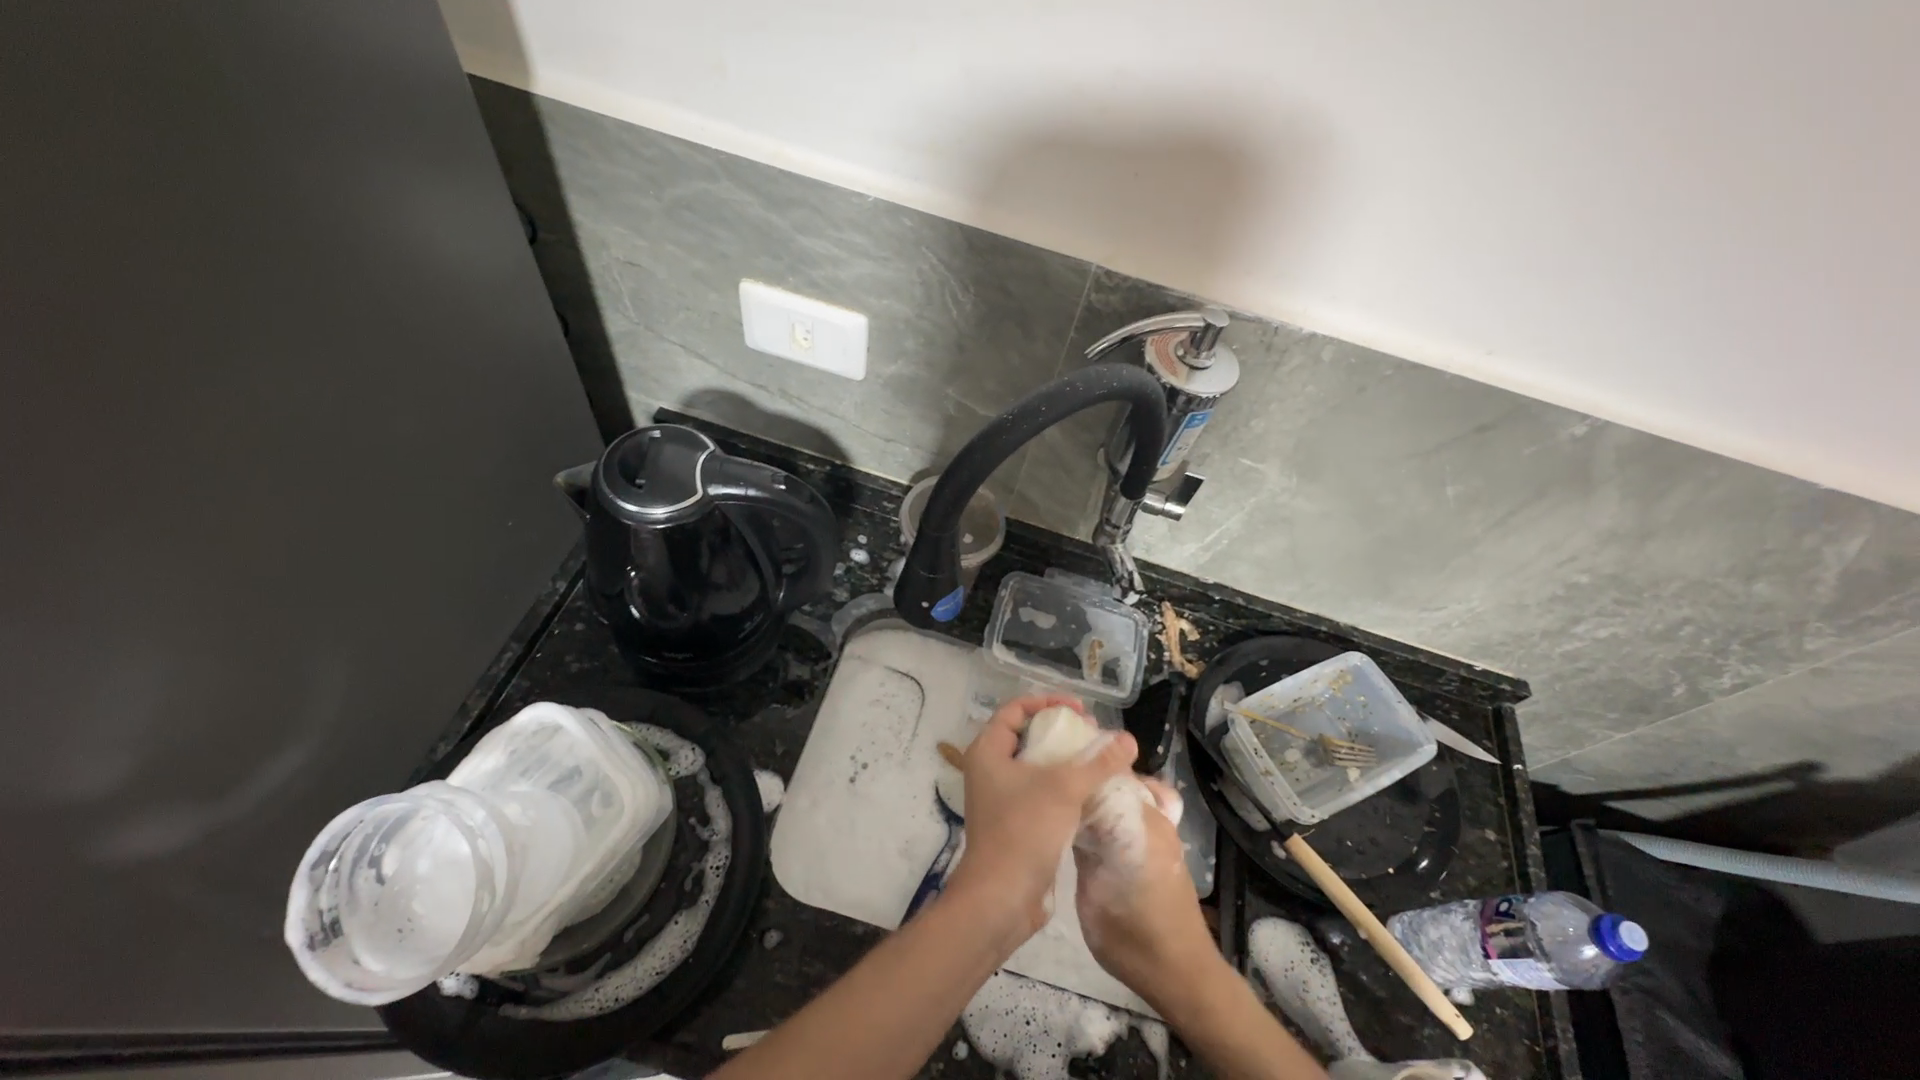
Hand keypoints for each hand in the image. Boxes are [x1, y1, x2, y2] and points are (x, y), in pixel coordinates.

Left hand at [941, 694, 1137, 940]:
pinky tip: (1094, 795)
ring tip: (1100, 763)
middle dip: (1062, 734)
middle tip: (1094, 736)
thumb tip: (1128, 740)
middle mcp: (990, 772)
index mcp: (988, 752)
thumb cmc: (1024, 830)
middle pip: (1027, 738)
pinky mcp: (1017, 826)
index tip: (1080, 710)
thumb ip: (1098, 762)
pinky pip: (1043, 796)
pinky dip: (1066, 791)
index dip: (1047, 703)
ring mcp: (1002, 801)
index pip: (1014, 711)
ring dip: (1067, 764)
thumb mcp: (1064, 788)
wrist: (1003, 896)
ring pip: (1037, 769)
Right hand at [1074, 776, 1219, 1006]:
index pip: (1097, 777)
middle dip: (1087, 776)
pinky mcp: (1168, 844)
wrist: (1182, 972)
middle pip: (1115, 779)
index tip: (1045, 775)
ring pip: (1130, 790)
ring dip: (1104, 790)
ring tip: (1073, 800)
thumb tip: (1068, 819)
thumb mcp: (1091, 897)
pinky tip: (1099, 822)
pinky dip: (1120, 805)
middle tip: (1054, 786)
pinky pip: (1142, 807)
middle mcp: (1152, 818)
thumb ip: (1083, 849)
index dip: (1071, 771)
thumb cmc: (1131, 939)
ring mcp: (1164, 829)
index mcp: (1131, 826)